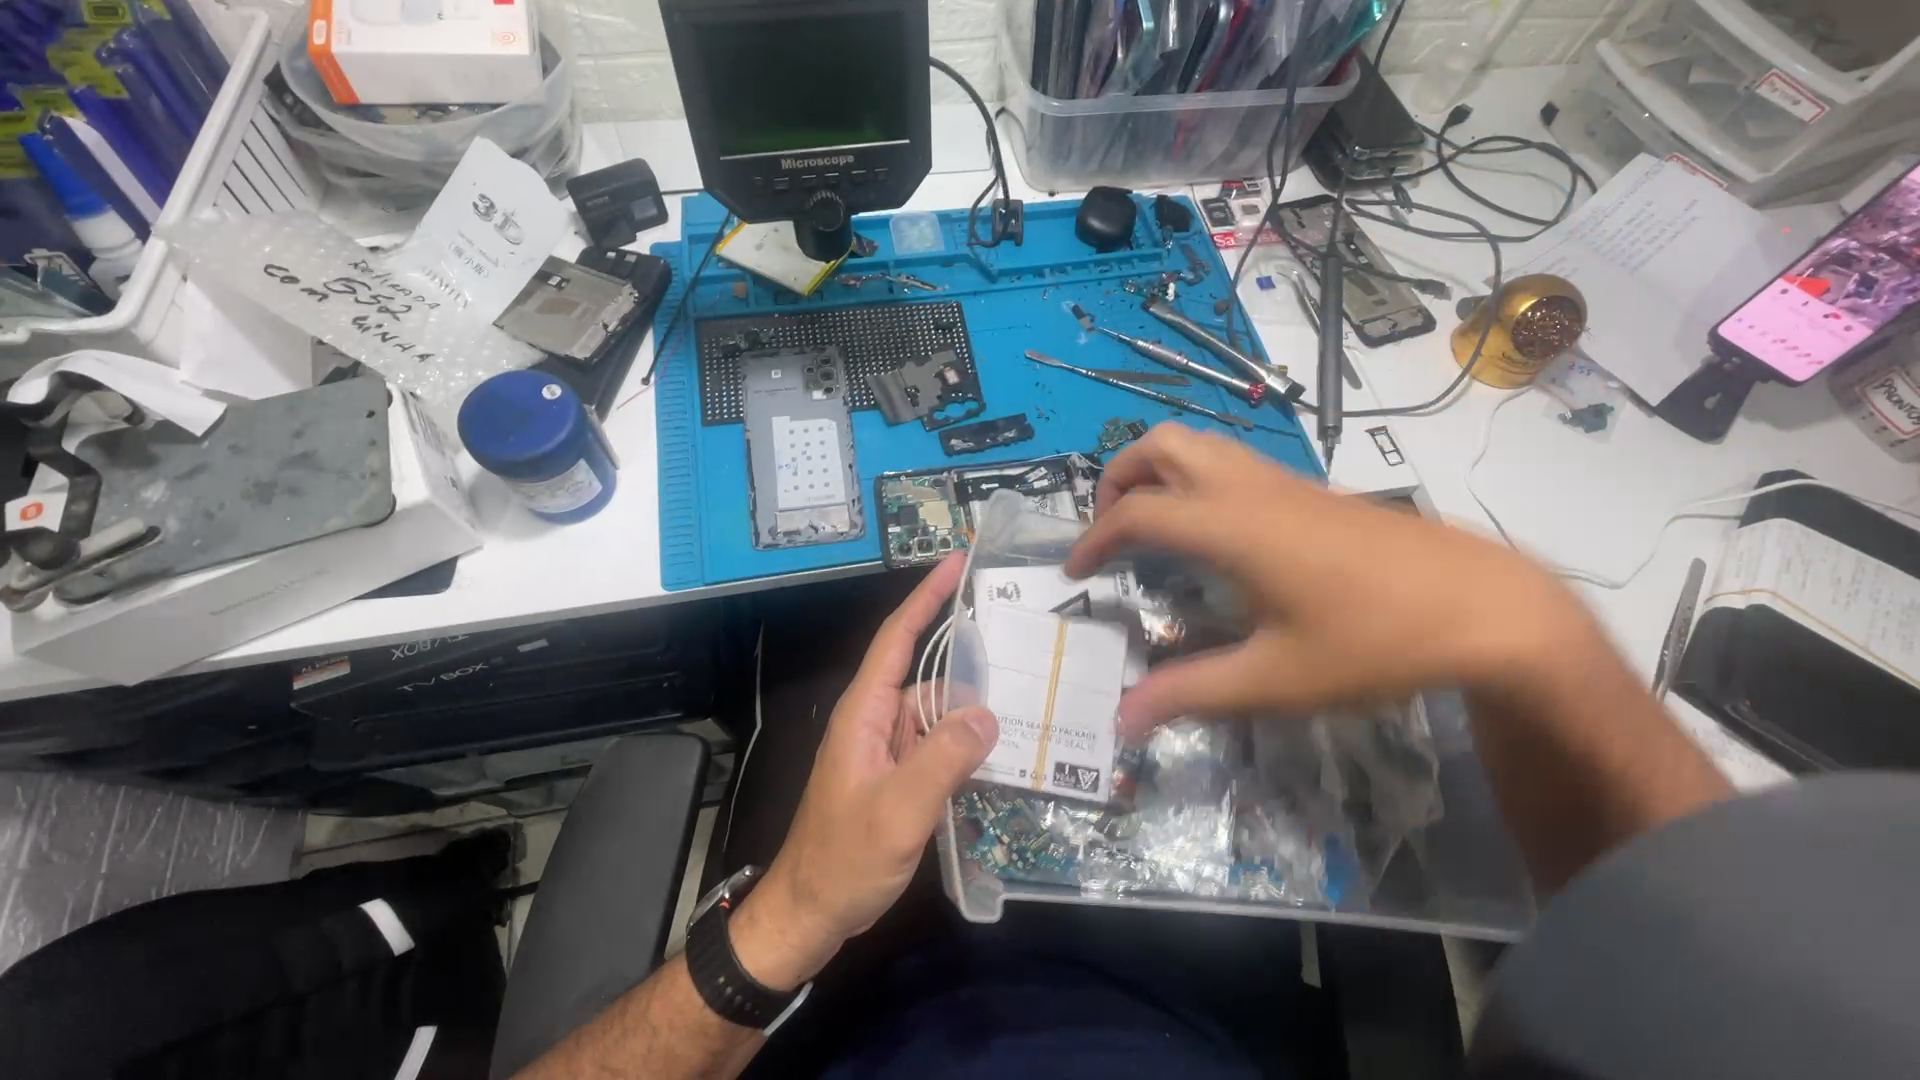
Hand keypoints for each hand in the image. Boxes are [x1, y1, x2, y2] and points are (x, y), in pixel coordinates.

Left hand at [728, 555, 996, 991]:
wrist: (811, 912)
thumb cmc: (844, 859)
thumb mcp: (898, 810)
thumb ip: (943, 760)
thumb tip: (988, 714)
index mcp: (866, 713)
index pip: (897, 638)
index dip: (926, 597)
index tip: (957, 562)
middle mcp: (877, 723)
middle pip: (928, 677)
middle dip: (971, 663)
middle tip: (1025, 652)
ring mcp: (888, 752)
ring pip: (939, 715)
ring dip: (974, 713)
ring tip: (1028, 708)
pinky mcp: (899, 778)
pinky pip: (939, 747)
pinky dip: (967, 746)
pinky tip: (1002, 754)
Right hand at [1065, 424, 1593, 736]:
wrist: (1487, 608)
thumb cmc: (1374, 643)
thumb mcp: (1276, 680)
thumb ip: (1191, 694)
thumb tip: (1123, 718)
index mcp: (1230, 526)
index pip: (1137, 514)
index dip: (1093, 540)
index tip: (1073, 572)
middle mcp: (1250, 488)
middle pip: (1162, 445)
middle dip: (1119, 477)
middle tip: (1109, 530)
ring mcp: (1286, 483)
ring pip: (1201, 446)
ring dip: (1159, 472)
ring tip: (1151, 527)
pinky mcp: (1314, 491)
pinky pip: (1233, 462)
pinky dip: (1196, 480)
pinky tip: (1214, 537)